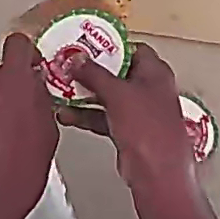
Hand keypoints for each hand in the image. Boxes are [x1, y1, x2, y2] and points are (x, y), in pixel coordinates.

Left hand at [0, 33, 59, 218]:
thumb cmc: (23, 170)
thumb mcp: (48, 132)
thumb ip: (42, 100)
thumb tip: (37, 85)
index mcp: (14, 85)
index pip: (17, 45)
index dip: (28, 52)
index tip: (34, 65)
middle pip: (4, 71)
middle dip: (16, 85)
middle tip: (27, 108)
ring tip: (9, 129)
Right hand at [71, 45, 192, 189]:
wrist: (157, 174)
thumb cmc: (150, 131)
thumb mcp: (117, 94)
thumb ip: (95, 74)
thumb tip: (78, 60)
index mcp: (155, 72)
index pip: (132, 48)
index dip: (110, 45)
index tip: (87, 44)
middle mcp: (149, 89)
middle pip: (117, 72)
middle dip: (91, 71)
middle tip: (69, 66)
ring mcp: (139, 112)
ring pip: (108, 96)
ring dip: (85, 94)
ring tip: (62, 88)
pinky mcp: (129, 131)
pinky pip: (103, 117)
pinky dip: (86, 115)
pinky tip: (67, 114)